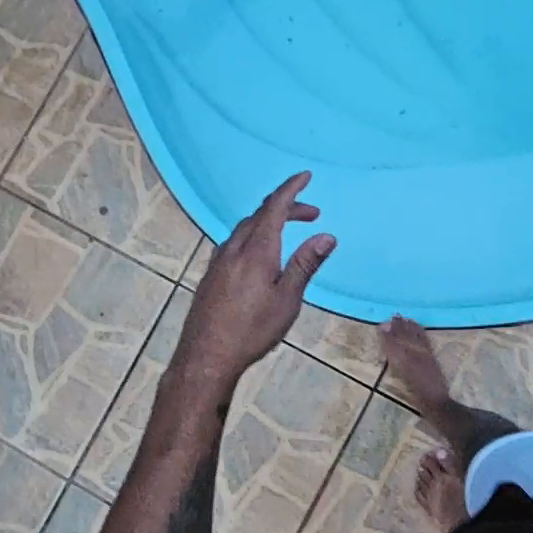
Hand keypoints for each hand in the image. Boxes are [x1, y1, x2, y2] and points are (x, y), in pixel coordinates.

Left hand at [176, 172, 335, 382]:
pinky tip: (259, 254)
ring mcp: (218, 262)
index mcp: (256, 251)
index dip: (290, 189)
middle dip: (285, 207)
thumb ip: (305, 264)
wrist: (206, 356)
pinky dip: (253, 235)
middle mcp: (234, 249)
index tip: (305, 176)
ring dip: (267, 221)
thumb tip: (327, 235)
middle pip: (259, 215)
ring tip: (288, 230)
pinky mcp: (210, 275)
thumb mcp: (287, 300)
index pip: (274, 208)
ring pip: (244, 229)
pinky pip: (233, 242)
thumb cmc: (252, 331)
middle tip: (311, 214)